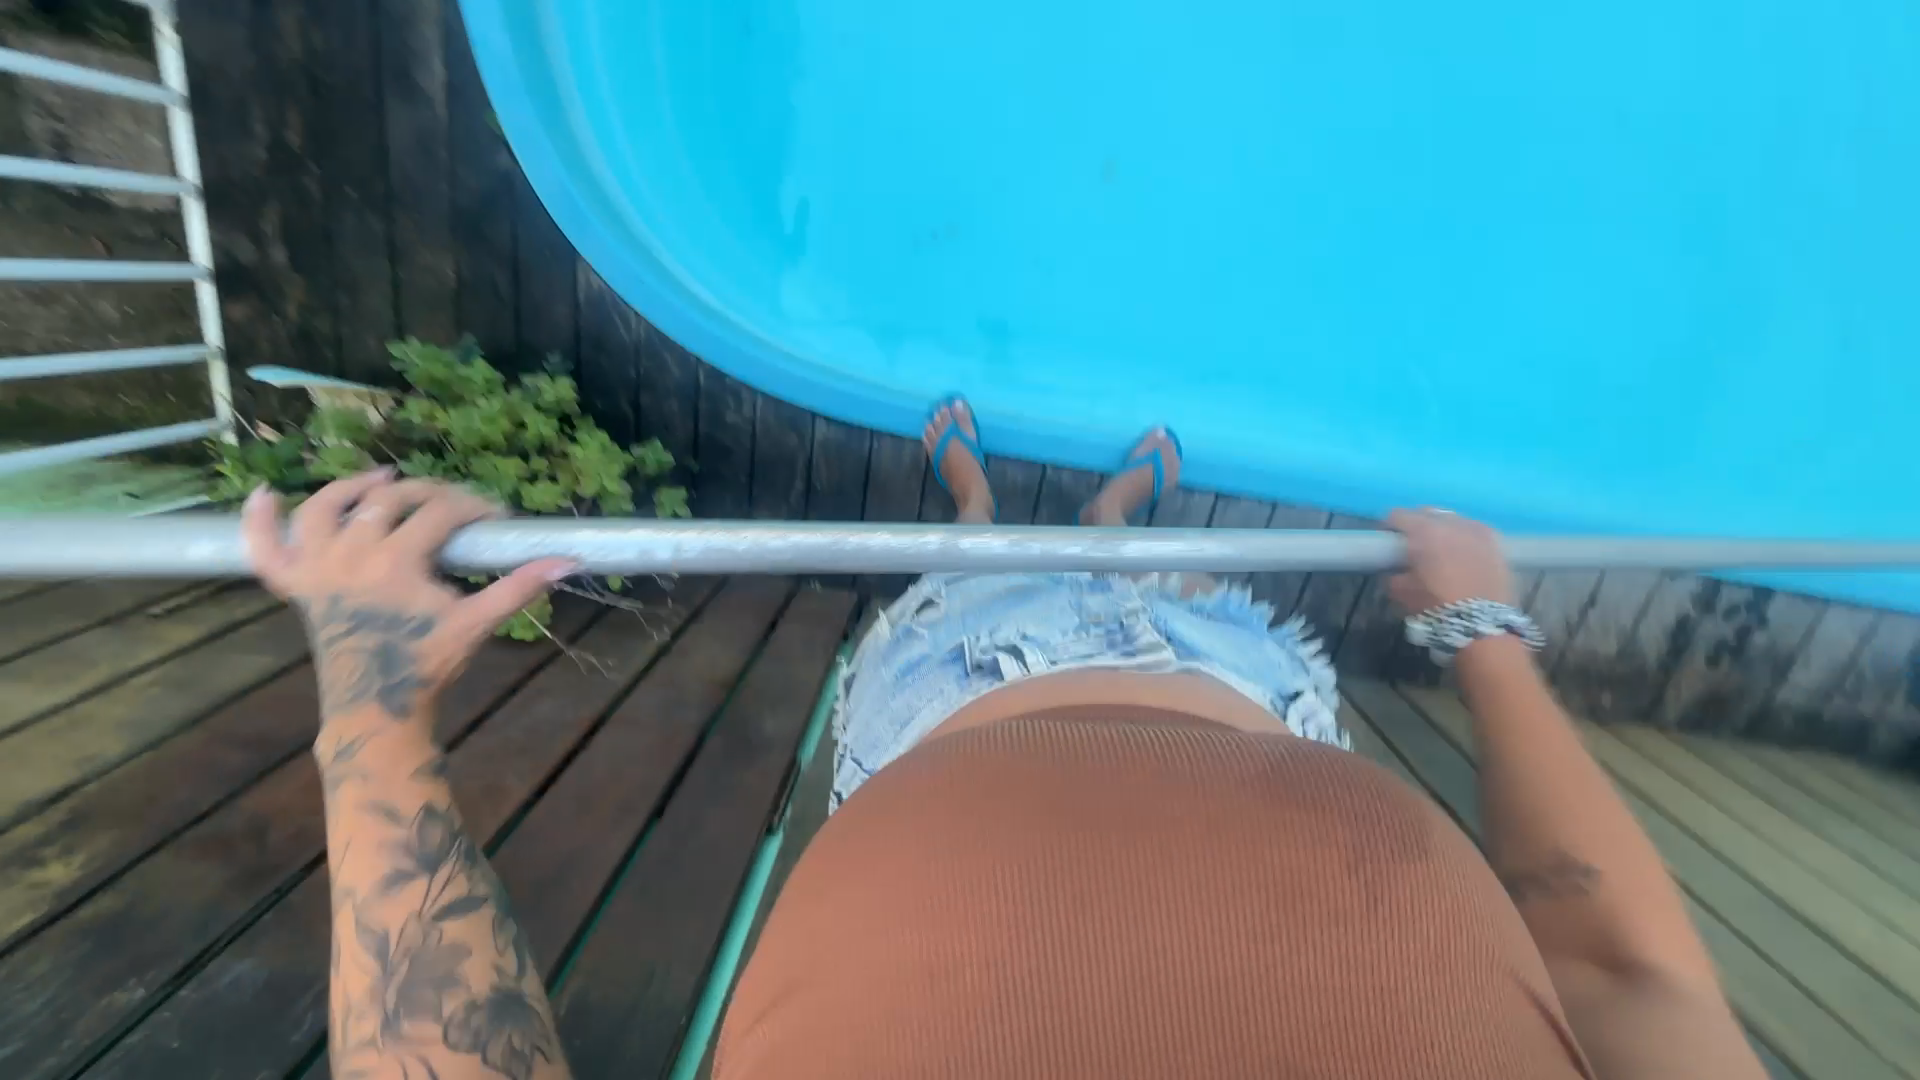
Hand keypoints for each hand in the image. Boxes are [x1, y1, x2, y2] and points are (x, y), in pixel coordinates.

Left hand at [242, 469, 576, 725]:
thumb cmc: (430, 662)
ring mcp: (315, 570)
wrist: (376, 705)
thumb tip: (569, 561)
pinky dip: (257, 520)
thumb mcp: (478, 621)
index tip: (496, 516)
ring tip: (382, 480)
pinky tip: (264, 494)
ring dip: (350, 488)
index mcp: (394, 562)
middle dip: (428, 493)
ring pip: (322, 510)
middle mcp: (348, 555)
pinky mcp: (295, 588)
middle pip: (386, 501)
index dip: (472, 507)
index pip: (438, 513)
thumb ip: (520, 588)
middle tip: (459, 503)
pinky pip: (263, 549)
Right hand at [1386, 507, 1515, 613]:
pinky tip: (1462, 554)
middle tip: (1413, 544)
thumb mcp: (1400, 590)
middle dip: (1417, 524)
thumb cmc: (1436, 604)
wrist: (1483, 622)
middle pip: (1427, 512)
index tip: (1387, 541)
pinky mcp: (1497, 543)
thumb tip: (1397, 568)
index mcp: (1424, 531)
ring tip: (1440, 549)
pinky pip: (1474, 531)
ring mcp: (1477, 530)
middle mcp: (1451, 523)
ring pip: (1453, 520)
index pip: (1398, 515)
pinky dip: (1464, 538)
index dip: (1389, 527)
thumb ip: (1394, 572)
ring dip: (1443, 530)